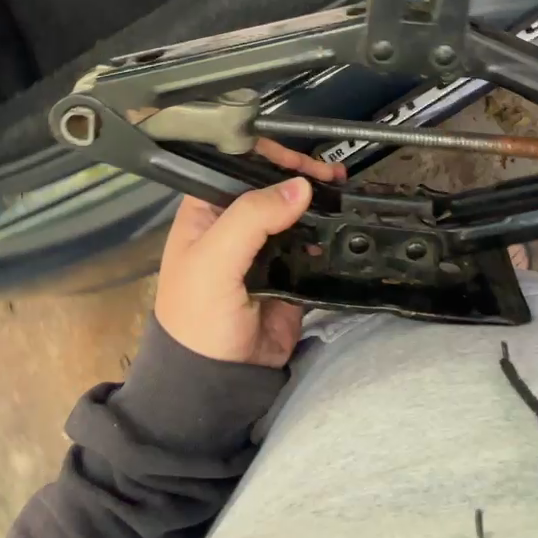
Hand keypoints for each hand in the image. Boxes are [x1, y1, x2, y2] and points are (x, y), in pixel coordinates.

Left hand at [154, 140, 346, 367]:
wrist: (217, 381)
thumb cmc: (197, 318)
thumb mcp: (214, 260)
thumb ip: (252, 217)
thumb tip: (301, 186)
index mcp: (206, 209)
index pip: (238, 165)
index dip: (269, 155)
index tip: (300, 159)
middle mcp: (235, 221)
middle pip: (273, 183)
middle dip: (301, 174)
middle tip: (329, 175)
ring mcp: (265, 245)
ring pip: (296, 209)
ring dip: (319, 198)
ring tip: (341, 191)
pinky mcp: (291, 269)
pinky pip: (313, 241)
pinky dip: (329, 230)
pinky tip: (341, 222)